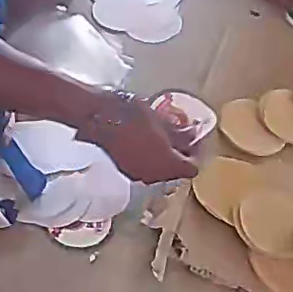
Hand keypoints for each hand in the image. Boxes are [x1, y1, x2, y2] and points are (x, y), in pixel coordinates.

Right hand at [80, 93, 198, 182]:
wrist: (97, 117)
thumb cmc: (131, 115)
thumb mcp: (160, 120)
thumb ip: (179, 133)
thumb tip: (192, 136)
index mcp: (168, 164)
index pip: (192, 167)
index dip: (195, 153)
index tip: (193, 140)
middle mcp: (155, 176)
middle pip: (175, 171)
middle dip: (179, 155)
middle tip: (178, 136)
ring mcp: (138, 175)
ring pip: (159, 171)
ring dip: (164, 157)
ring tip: (161, 137)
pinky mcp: (125, 171)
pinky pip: (144, 168)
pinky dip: (149, 158)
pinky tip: (144, 142)